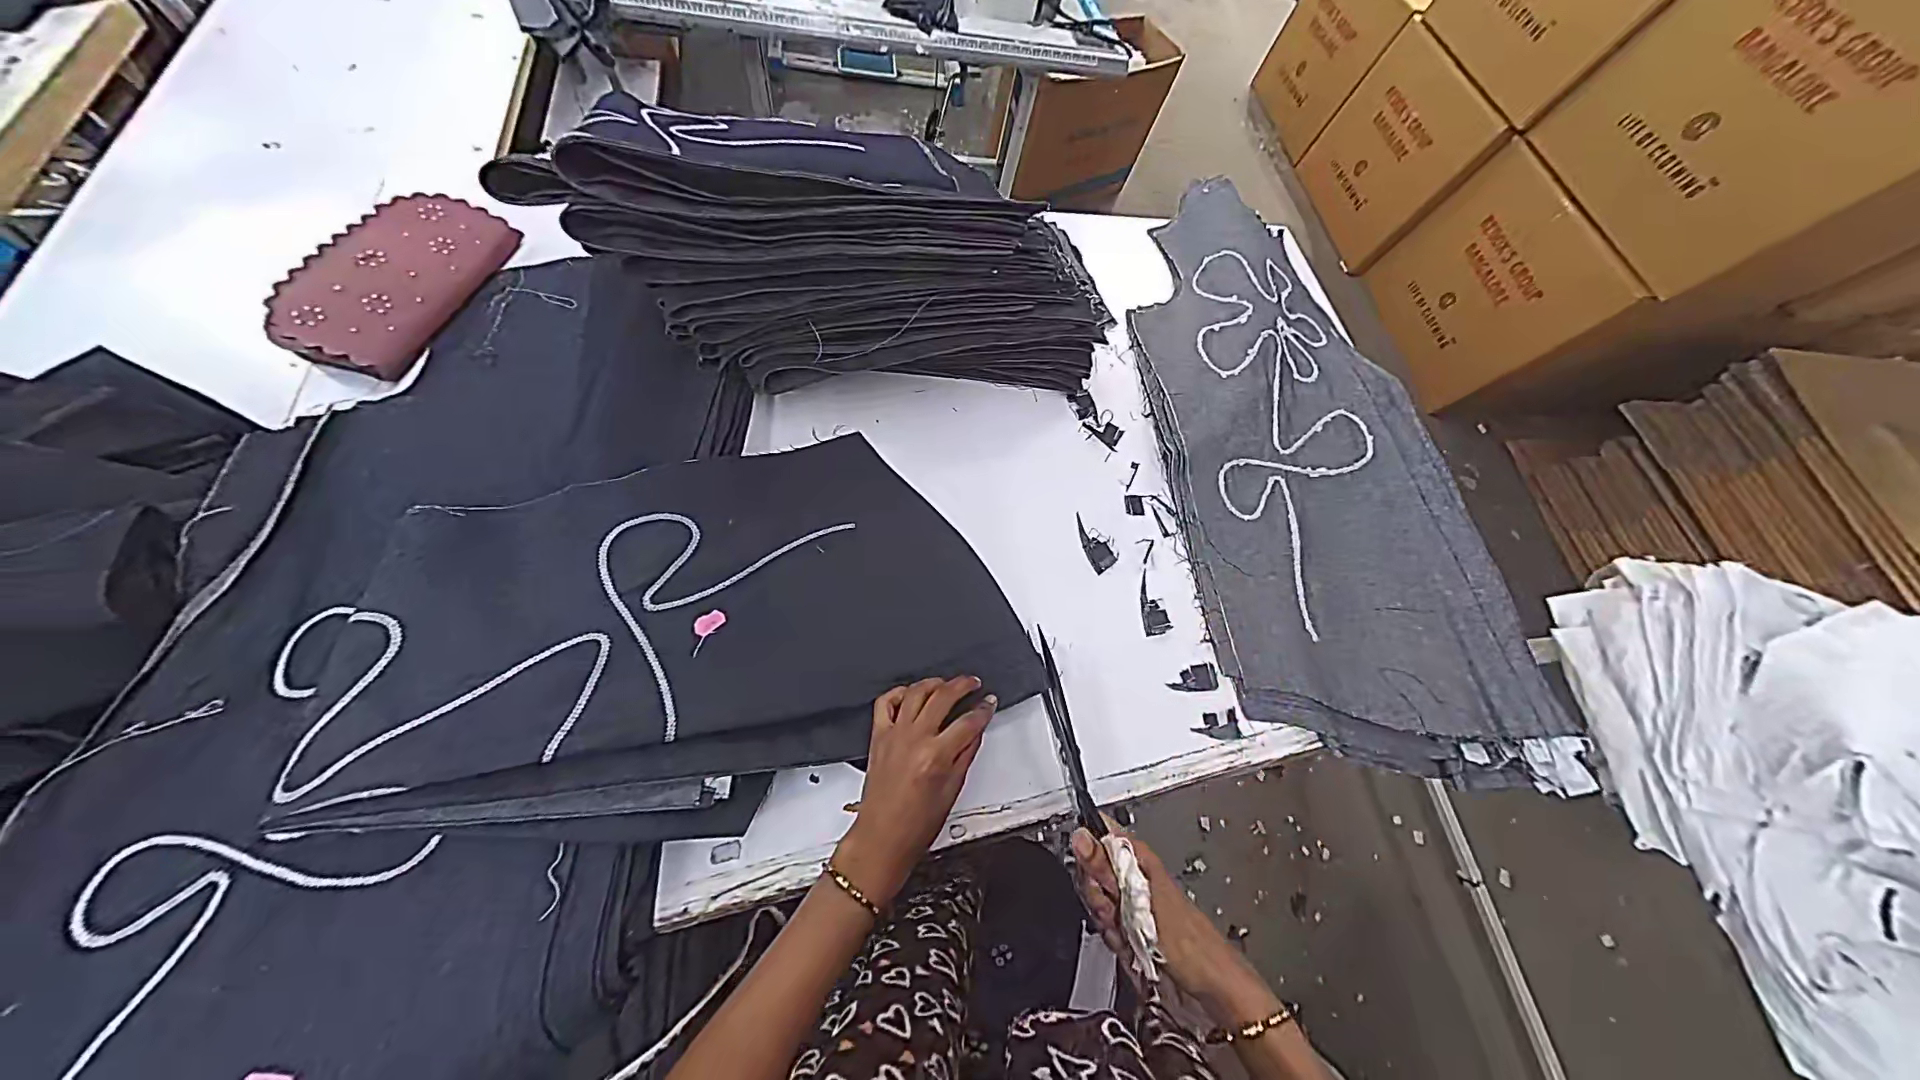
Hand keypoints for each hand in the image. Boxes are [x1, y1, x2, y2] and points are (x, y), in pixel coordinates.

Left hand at [834, 677, 995, 907]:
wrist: (882, 836)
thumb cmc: (914, 824)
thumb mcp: (952, 789)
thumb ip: (965, 754)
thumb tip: (975, 731)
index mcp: (936, 756)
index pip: (968, 721)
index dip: (983, 709)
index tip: (988, 703)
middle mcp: (914, 740)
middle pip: (943, 696)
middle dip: (963, 685)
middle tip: (972, 684)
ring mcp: (894, 735)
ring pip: (916, 692)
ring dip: (934, 683)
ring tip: (946, 683)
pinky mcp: (878, 736)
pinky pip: (886, 702)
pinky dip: (899, 693)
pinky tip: (910, 693)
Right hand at [1071, 824, 1279, 1024]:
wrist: (1214, 991)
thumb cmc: (1191, 944)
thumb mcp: (1141, 900)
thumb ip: (1107, 867)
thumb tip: (1081, 834)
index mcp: (1142, 860)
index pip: (1101, 837)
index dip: (1089, 853)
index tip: (1090, 872)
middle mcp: (1137, 880)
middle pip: (1095, 874)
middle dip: (1098, 895)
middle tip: (1113, 911)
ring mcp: (1134, 907)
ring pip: (1100, 904)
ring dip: (1108, 923)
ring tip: (1128, 935)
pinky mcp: (1133, 932)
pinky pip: (1108, 930)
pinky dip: (1115, 942)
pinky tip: (1130, 949)